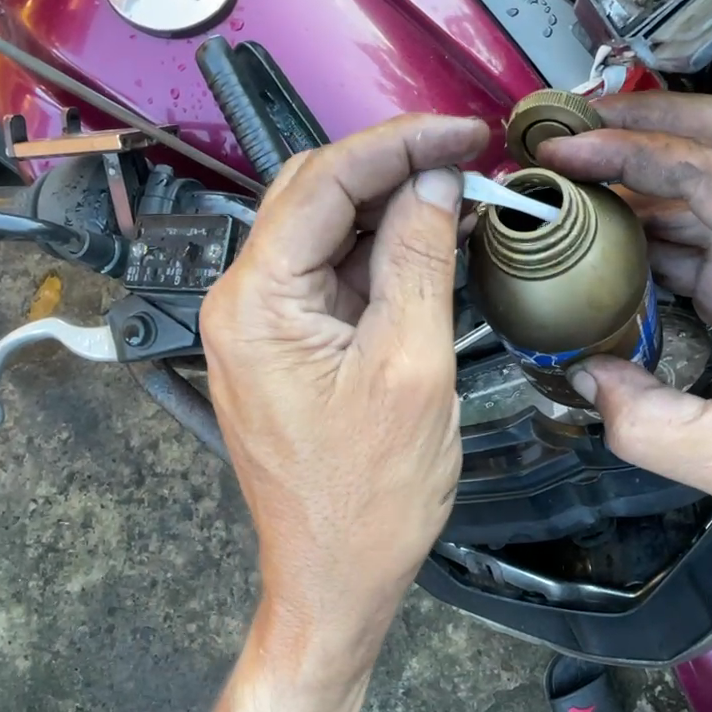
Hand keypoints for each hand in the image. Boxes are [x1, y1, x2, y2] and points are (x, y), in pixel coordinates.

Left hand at [200, 114, 489, 641]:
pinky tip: (431, 240)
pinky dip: (384, 251)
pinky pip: (335, 274)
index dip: (398, 144)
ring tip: (461, 192)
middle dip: (393, 165)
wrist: (334, 580)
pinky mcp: (289, 343)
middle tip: (466, 154)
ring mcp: (264, 323)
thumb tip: (438, 184)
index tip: (462, 132)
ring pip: (327, 231)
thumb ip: (420, 262)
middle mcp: (245, 302)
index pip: (323, 183)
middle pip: (316, 196)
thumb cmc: (368, 498)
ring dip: (392, 206)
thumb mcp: (411, 369)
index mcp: (257, 303)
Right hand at [536, 93, 711, 532]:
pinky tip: (603, 238)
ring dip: (639, 172)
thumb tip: (586, 374)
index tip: (566, 151)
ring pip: (705, 179)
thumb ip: (646, 423)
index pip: (710, 173)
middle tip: (575, 124)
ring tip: (572, 179)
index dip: (630, 152)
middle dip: (644, 120)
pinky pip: (697, 229)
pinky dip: (647, 223)